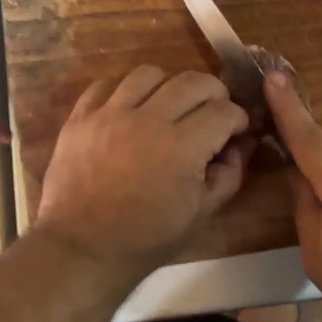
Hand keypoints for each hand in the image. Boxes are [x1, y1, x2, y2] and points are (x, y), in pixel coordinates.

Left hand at [36, 66, 253, 275]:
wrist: (83, 248)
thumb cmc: (147, 238)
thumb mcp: (201, 213)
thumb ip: (228, 174)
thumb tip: (240, 144)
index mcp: (182, 146)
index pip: (224, 110)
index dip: (238, 118)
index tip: (237, 130)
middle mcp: (148, 120)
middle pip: (192, 81)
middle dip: (213, 93)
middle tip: (212, 112)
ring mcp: (110, 114)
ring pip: (149, 74)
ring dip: (169, 86)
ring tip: (169, 106)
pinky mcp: (81, 118)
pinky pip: (106, 84)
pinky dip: (125, 91)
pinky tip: (130, 110)